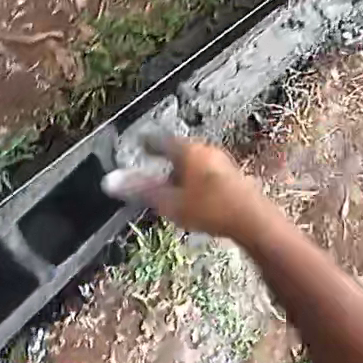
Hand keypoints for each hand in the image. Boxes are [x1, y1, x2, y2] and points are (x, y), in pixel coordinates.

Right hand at [105, 134, 274, 241]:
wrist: (253, 221)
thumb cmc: (209, 209)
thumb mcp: (168, 202)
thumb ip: (139, 190)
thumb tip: (109, 181)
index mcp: (188, 151)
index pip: (161, 141)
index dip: (148, 143)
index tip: (141, 142)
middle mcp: (207, 151)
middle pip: (181, 152)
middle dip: (168, 162)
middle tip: (157, 172)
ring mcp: (224, 163)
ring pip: (197, 164)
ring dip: (184, 175)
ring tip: (176, 191)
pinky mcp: (235, 178)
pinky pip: (210, 175)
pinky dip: (199, 182)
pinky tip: (199, 199)